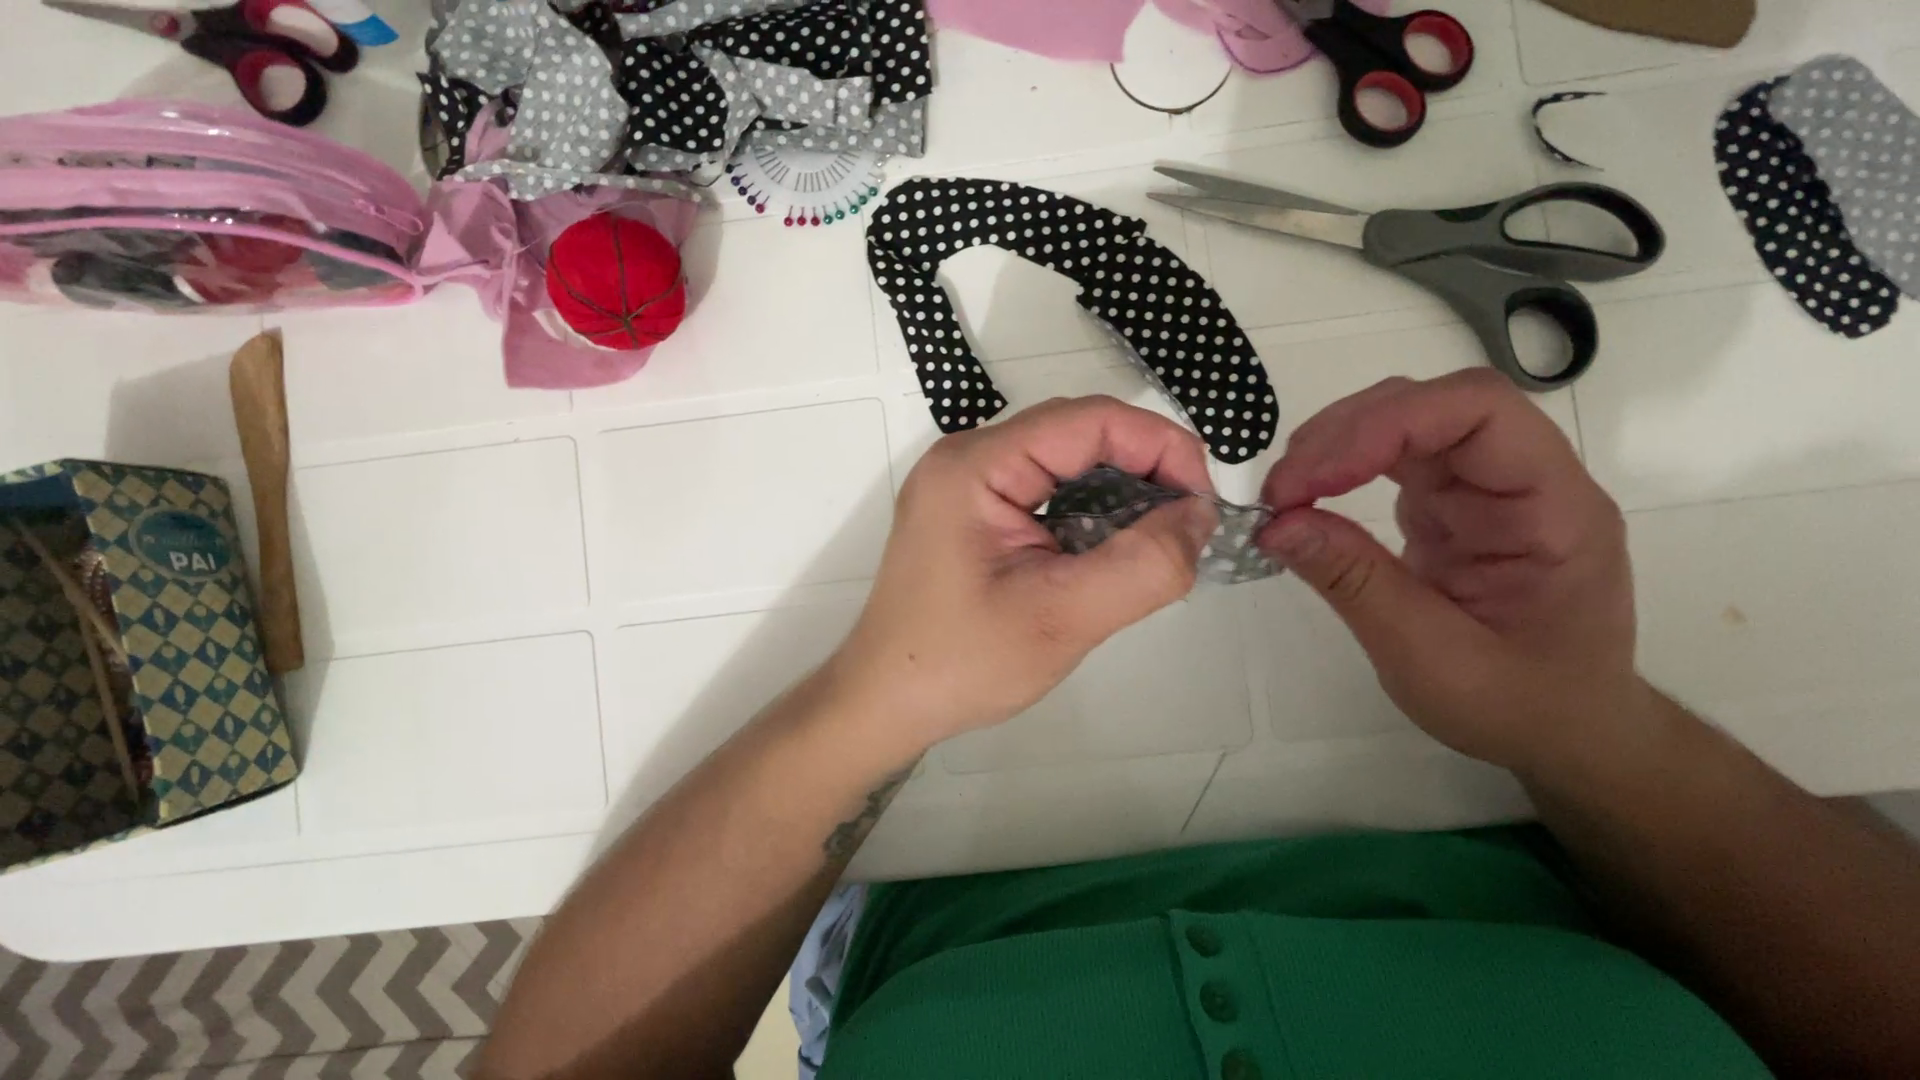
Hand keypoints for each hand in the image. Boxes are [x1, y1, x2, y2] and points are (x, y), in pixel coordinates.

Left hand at [830, 396, 1218, 746]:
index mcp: (976, 466)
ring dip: (1119, 494)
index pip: (1090, 420)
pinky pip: (1046, 491)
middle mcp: (968, 459)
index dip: (1160, 447)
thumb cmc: (961, 664)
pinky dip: (1089, 513)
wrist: (884, 702)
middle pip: (1078, 434)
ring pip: (1065, 462)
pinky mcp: (972, 513)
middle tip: (1187, 527)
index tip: (1203, 503)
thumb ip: (1143, 565)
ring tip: (1157, 543)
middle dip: (1144, 471)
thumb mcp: (1062, 617)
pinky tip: (1112, 552)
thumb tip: (1200, 517)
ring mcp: (966, 485)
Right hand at [1255, 371, 1644, 775]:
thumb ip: (1356, 584)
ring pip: (1410, 423)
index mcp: (1553, 510)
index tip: (1308, 480)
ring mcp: (1486, 490)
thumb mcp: (1431, 660)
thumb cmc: (1518, 707)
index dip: (1386, 424)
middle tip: (1279, 491)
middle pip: (1437, 406)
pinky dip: (1343, 467)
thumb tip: (1275, 525)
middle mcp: (1524, 482)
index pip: (1478, 412)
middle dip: (1349, 433)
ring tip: (1284, 491)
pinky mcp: (1451, 506)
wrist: (1562, 734)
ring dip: (1339, 443)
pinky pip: (1395, 460)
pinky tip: (1307, 494)